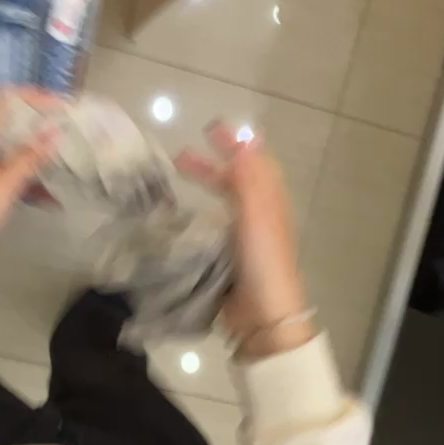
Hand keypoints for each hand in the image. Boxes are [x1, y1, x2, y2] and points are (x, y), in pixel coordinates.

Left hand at [0, 88, 61, 273]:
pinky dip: (30, 180)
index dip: (31, 97)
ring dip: (38, 154)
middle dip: (40, 125)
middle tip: (68, 127)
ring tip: (66, 157)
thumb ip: (30, 158)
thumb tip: (56, 133)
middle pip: (11, 122)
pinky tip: (52, 198)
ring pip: (14, 149)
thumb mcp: (4, 185)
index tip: (59, 105)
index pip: (3, 100)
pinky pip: (12, 172)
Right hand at [177, 123, 318, 359]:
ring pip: (223, 204)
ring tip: (173, 186)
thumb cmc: (262, 261)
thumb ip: (248, 178)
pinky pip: (213, 229)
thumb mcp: (256, 215)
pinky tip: (179, 220)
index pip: (254, 163)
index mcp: (269, 202)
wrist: (264, 315)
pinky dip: (198, 216)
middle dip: (210, 165)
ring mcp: (245, 239)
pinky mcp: (231, 259)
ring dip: (202, 189)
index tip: (210, 128)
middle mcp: (260, 217)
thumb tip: (244, 139)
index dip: (235, 143)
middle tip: (178, 157)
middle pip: (236, 182)